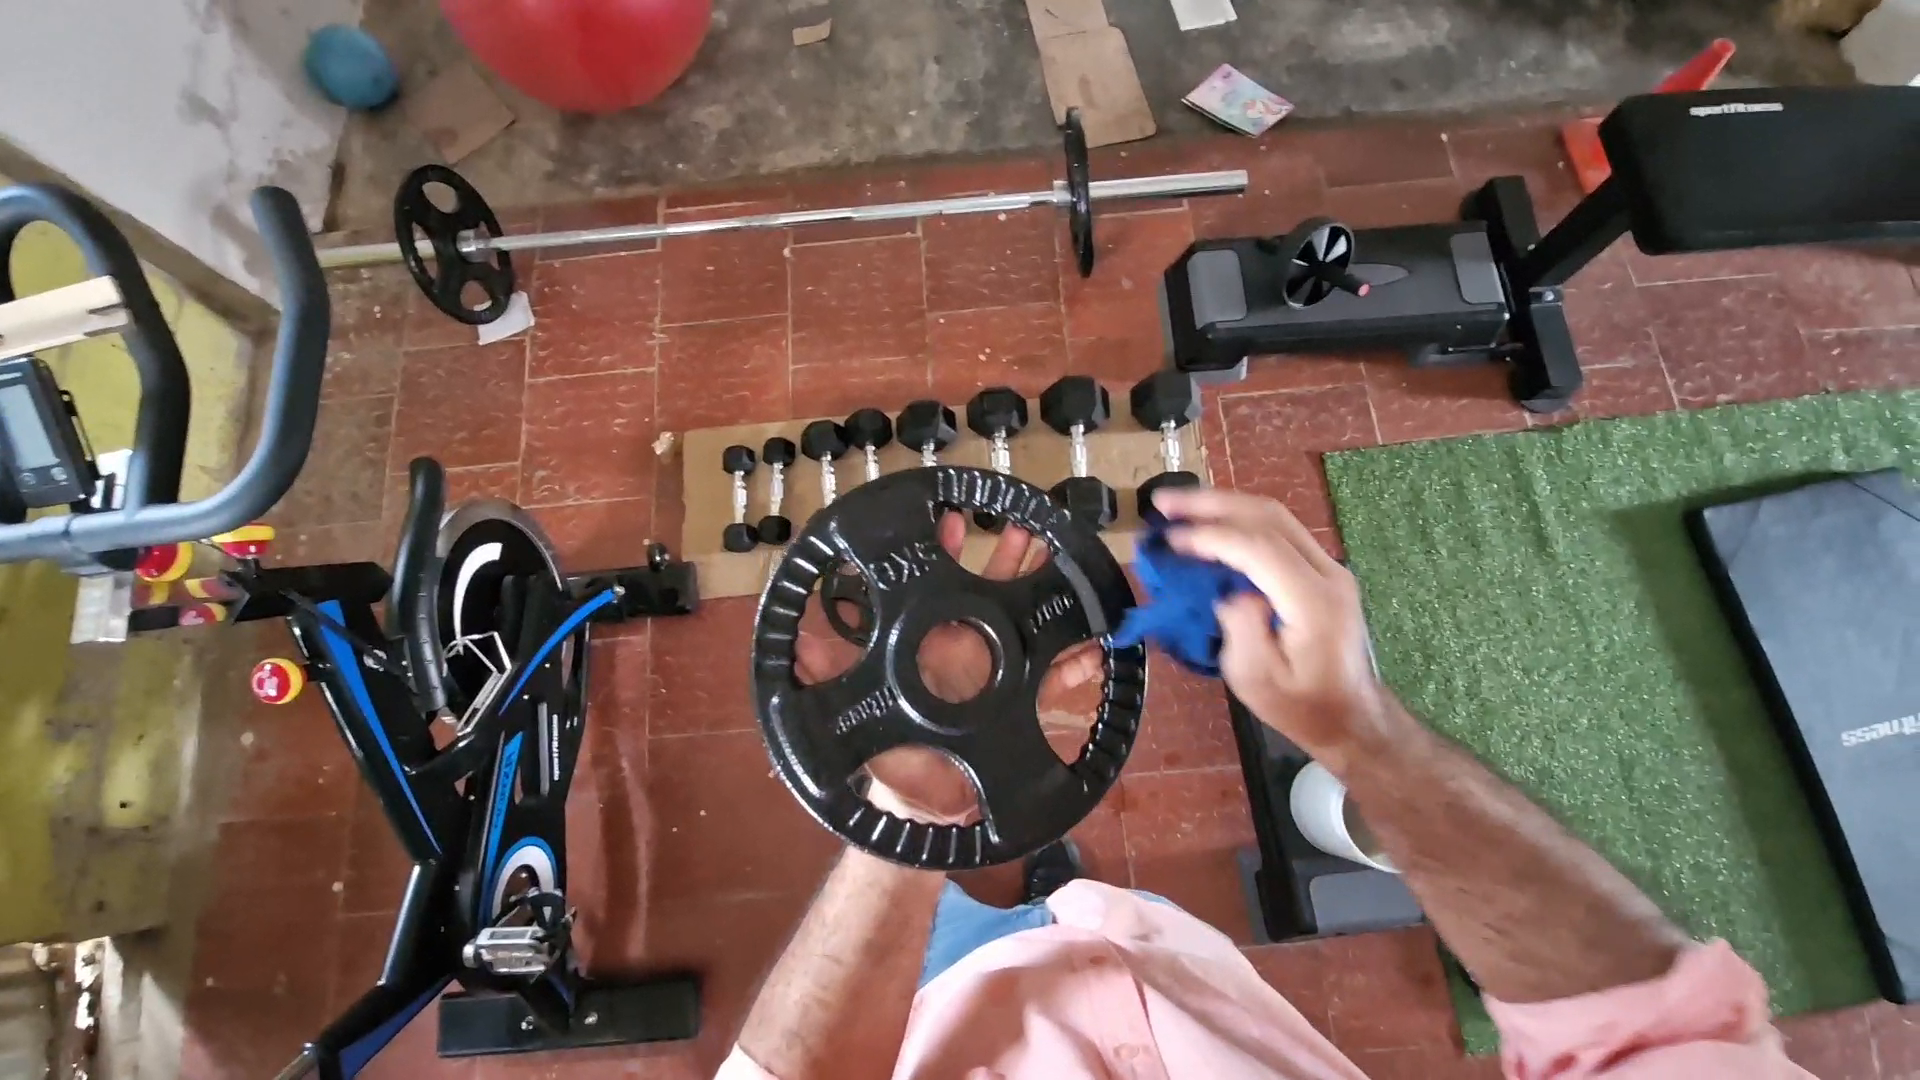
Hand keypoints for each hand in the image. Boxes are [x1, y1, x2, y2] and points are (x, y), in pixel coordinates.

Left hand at [795, 512, 1104, 823]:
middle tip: (1029, 524)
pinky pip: (1055, 680)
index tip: (952, 518)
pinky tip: (1096, 648)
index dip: (944, 551)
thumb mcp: (858, 724)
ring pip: (1030, 626)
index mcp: (931, 647)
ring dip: (1050, 601)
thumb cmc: (895, 764)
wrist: (931, 807)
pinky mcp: (1026, 702)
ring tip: (1074, 573)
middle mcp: (969, 650)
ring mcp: (1002, 673)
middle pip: (993, 594)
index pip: (936, 589)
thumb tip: (797, 644)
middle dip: (1011, 557)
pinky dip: (1076, 665)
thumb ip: (832, 682)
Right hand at [1154, 488, 1398, 771]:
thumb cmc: (1299, 705)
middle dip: (1211, 504)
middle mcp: (1327, 573)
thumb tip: (1228, 589)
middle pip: (1268, 517)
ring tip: (1177, 506)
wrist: (1348, 716)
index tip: (1171, 539)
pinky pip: (1276, 530)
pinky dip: (1236, 520)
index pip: (1260, 548)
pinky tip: (1207, 523)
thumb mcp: (1257, 679)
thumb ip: (1241, 627)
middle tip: (1163, 502)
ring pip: (1273, 516)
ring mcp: (1327, 567)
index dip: (1212, 537)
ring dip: (1222, 505)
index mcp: (1314, 602)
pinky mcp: (1318, 569)